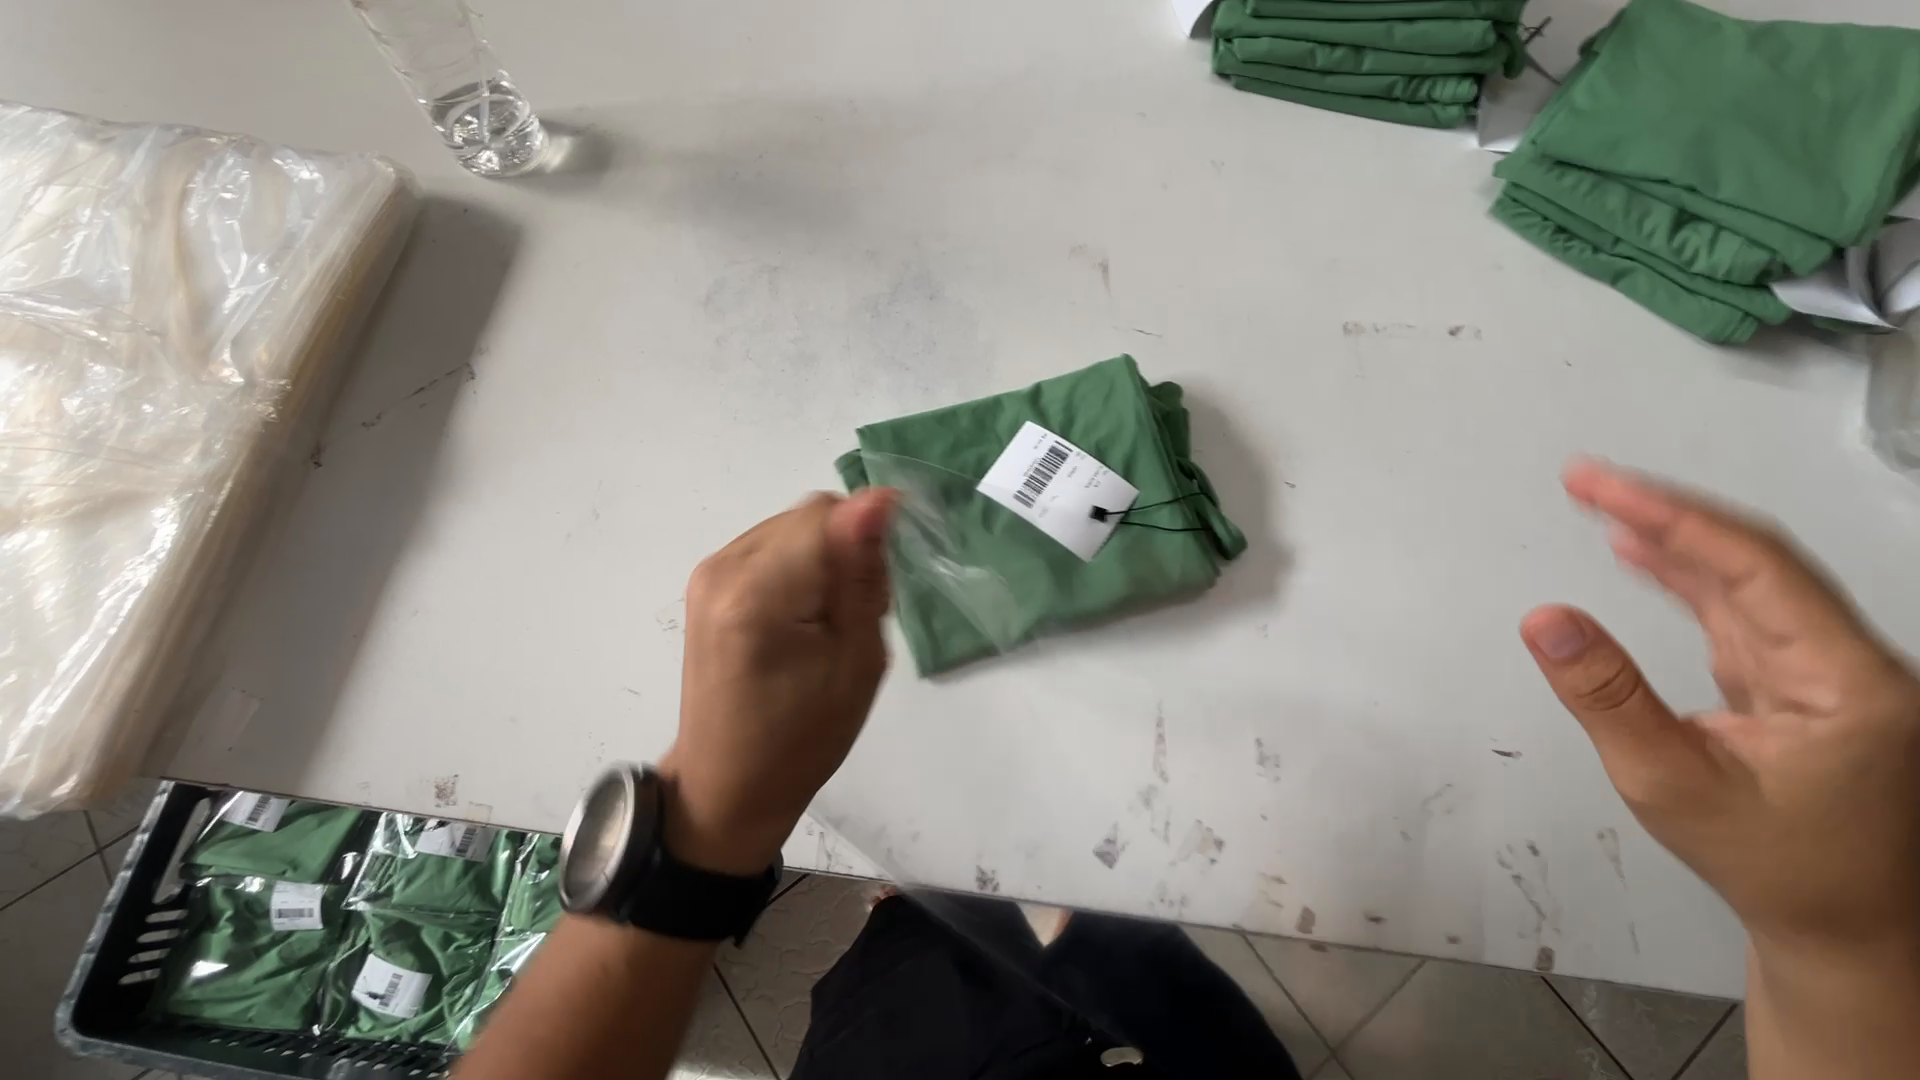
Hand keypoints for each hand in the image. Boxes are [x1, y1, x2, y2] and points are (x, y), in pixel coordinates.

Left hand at [659, 489, 897, 874]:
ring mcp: (708, 572)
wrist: (729, 784)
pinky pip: (771, 545)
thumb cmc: (804, 738)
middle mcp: (723, 568)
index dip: (866, 544)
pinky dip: (798, 568)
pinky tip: (799, 620)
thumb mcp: (856, 661)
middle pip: (809, 517)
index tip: (876, 595)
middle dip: (845, 552)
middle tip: (853, 617)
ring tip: (826, 624)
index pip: (829, 516)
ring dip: (823, 560)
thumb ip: (862, 573)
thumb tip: (877, 497)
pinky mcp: (706, 582)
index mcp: (758, 593)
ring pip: (793, 527)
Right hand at [1520, 461, 1919, 960]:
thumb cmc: (1767, 861)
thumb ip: (1604, 696)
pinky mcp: (1792, 686)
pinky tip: (1640, 555)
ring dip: (1670, 538)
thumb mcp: (1668, 782)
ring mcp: (1821, 671)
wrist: (1848, 929)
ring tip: (1601, 503)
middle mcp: (1844, 660)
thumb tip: (1544, 618)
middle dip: (1664, 512)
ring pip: (1745, 582)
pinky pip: (1735, 612)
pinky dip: (1682, 577)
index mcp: (1843, 679)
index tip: (1595, 486)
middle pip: (1753, 561)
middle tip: (1582, 480)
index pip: (1754, 568)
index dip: (1672, 516)